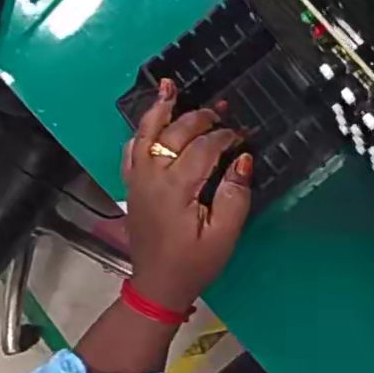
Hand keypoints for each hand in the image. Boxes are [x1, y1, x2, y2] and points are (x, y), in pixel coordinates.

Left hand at [120, 79, 252, 310]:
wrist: (158, 285)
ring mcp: (137, 180)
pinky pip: (130, 150)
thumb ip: (235, 195)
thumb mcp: (224, 235)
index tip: (242, 135)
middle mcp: (151, 177)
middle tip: (220, 111)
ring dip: (160, 110)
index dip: (224, 137)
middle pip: (174, 134)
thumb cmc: (194, 263)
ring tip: (170, 88)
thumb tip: (242, 158)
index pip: (202, 148)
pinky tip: (149, 120)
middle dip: (198, 118)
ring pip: (145, 135)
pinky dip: (140, 130)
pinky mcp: (131, 186)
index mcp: (176, 188)